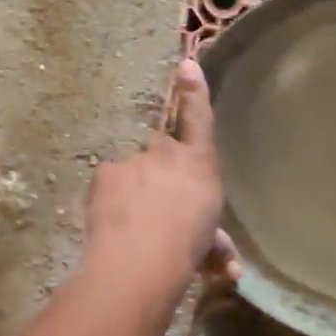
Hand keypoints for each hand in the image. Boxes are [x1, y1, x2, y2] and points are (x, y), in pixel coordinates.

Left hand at [84, 59, 230, 288]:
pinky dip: (112, 202)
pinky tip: (113, 226)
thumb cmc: (187, 250)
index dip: (194, 91)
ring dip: (135, 194)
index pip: (199, 118)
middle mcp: (168, 153)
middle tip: (158, 213)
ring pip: (134, 173)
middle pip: (162, 153)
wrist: (140, 260)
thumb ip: (216, 245)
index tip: (186, 64)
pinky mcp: (106, 172)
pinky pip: (111, 185)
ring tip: (133, 230)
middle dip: (159, 176)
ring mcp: (134, 160)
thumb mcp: (210, 248)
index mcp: (200, 165)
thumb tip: (229, 271)